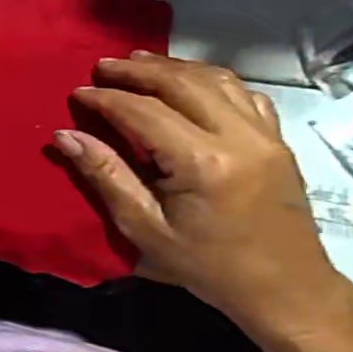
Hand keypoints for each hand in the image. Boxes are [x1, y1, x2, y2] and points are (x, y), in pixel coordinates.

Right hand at [54, 53, 352, 340]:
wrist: (286, 289)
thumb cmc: (208, 266)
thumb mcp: (144, 228)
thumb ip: (106, 175)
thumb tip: (66, 136)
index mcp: (203, 162)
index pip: (144, 112)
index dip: (107, 98)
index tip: (78, 92)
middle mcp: (238, 137)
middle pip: (181, 83)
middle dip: (136, 70)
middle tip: (102, 66)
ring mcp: (264, 134)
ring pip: (214, 79)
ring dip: (172, 67)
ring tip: (138, 62)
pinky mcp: (277, 139)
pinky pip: (242, 93)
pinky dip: (209, 79)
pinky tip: (188, 81)